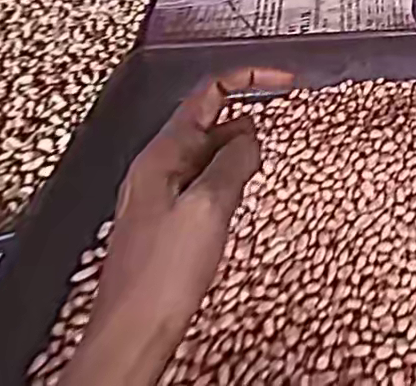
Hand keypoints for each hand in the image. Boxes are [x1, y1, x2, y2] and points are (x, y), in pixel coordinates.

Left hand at [66, 67, 293, 385]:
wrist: (131, 337)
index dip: (251, 77)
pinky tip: (240, 198)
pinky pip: (210, 179)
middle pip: (215, 119)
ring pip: (215, 151)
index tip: (284, 80)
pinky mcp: (172, 215)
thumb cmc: (161, 275)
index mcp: (163, 153)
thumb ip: (236, 159)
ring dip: (241, 155)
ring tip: (254, 176)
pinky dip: (232, 178)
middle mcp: (161, 166)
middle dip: (249, 124)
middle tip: (274, 141)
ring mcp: (165, 191)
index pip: (211, 90)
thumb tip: (253, 136)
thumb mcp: (210, 204)